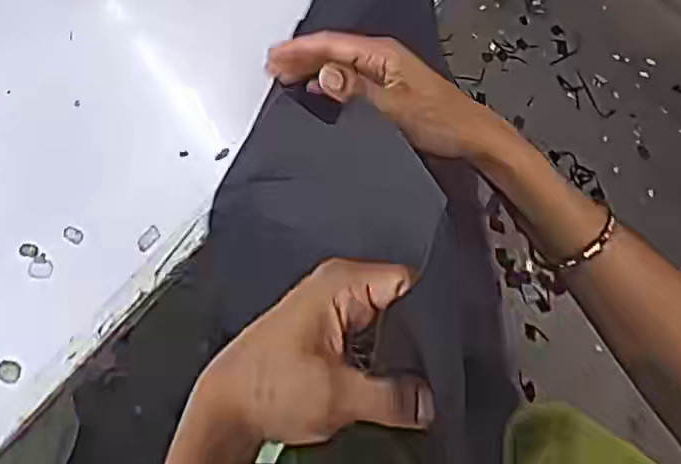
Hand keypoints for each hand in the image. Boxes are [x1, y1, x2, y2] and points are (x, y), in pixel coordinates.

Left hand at [168, 260, 433, 462]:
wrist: (230, 403)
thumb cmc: (265, 383)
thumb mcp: (337, 395)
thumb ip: (391, 396)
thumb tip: (428, 399)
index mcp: (340, 281)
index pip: (406, 278)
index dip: (432, 311)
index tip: (450, 344)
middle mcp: (338, 286)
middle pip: (400, 301)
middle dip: (417, 338)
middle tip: (433, 374)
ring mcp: (334, 307)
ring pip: (387, 324)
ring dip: (399, 354)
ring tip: (411, 384)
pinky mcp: (331, 330)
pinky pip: (372, 338)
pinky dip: (383, 361)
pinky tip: (390, 386)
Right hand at [266, 32, 511, 159]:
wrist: (472, 136)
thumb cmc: (443, 119)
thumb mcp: (394, 106)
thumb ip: (356, 89)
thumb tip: (324, 74)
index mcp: (381, 54)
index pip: (330, 45)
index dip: (299, 49)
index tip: (275, 56)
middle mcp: (380, 57)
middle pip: (330, 50)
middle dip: (299, 55)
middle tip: (271, 65)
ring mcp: (382, 70)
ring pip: (336, 62)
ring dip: (309, 67)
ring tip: (283, 73)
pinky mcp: (383, 85)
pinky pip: (345, 75)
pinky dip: (324, 79)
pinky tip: (314, 88)